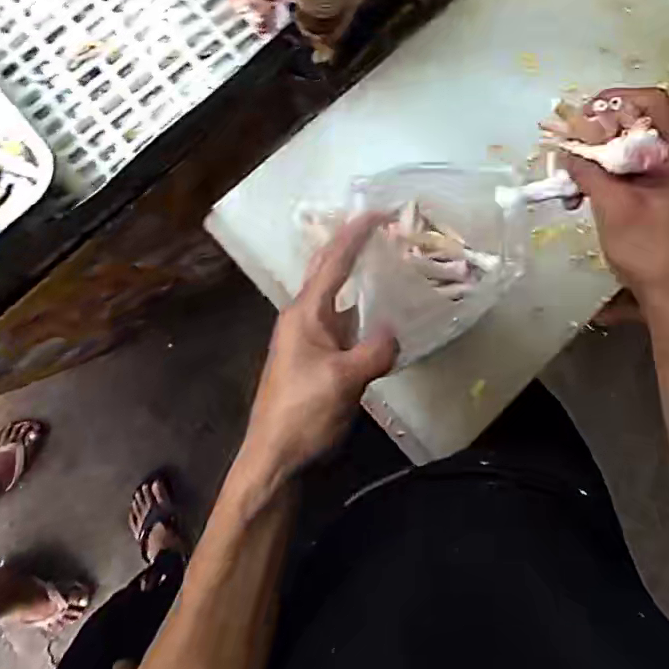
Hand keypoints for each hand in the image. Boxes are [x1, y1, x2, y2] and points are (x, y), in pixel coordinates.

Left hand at [242, 213, 397, 479]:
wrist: (274, 456)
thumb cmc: (303, 414)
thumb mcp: (344, 381)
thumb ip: (374, 351)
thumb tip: (394, 332)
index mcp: (304, 314)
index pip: (333, 262)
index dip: (356, 234)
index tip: (379, 212)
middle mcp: (304, 319)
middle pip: (329, 272)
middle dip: (353, 247)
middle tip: (383, 228)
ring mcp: (308, 340)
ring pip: (339, 301)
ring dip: (360, 282)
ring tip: (389, 267)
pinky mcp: (316, 360)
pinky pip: (343, 326)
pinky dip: (362, 316)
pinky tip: (382, 320)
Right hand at [563, 88, 668, 303]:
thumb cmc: (652, 250)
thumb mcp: (614, 206)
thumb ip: (588, 170)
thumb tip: (565, 148)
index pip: (651, 102)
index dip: (613, 101)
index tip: (581, 118)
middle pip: (638, 121)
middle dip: (598, 130)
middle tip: (569, 146)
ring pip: (629, 144)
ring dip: (597, 153)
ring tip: (570, 171)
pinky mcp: (662, 188)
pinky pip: (630, 165)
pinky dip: (604, 170)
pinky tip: (582, 188)